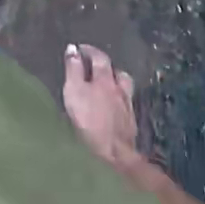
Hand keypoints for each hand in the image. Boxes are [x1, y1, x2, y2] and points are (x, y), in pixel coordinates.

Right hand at [62, 44, 204, 203]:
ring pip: (124, 89)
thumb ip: (73, 69)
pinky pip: (125, 105)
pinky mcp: (131, 124)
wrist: (115, 154)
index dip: (90, 50)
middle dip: (107, 67)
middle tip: (95, 69)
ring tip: (106, 88)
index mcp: (105, 78)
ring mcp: (128, 107)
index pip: (100, 57)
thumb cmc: (90, 120)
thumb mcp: (74, 90)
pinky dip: (118, 102)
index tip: (80, 49)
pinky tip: (112, 109)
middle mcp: (120, 89)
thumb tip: (73, 48)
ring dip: (116, 84)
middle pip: (117, 72)